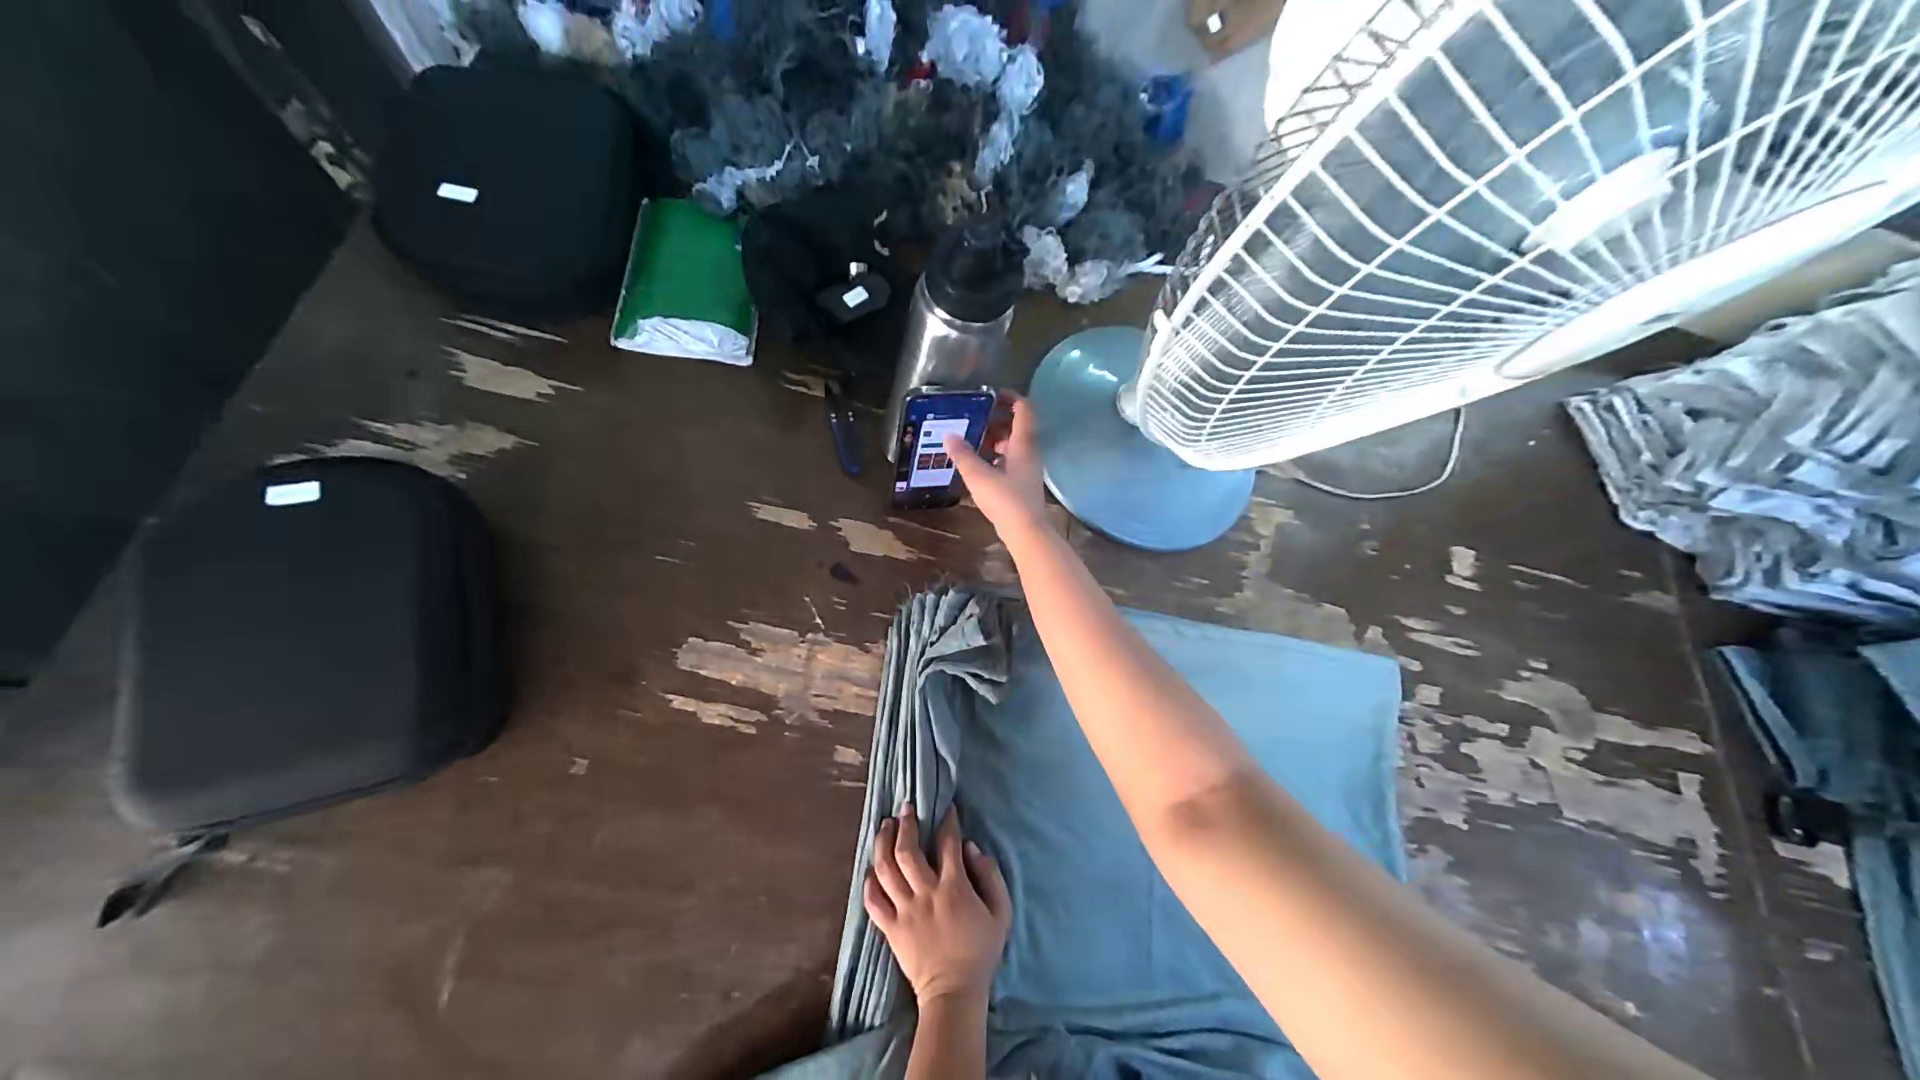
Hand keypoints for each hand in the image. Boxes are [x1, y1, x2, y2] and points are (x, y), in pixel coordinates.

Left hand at [865, 805, 1012, 1003]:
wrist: (954, 993)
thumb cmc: (981, 951)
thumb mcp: (1001, 913)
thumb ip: (990, 877)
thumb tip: (972, 848)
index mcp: (954, 887)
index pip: (948, 843)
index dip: (948, 821)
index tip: (947, 808)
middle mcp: (925, 893)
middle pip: (908, 850)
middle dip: (906, 824)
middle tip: (905, 807)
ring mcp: (904, 910)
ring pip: (886, 869)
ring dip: (883, 843)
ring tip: (885, 826)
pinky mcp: (890, 928)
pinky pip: (873, 901)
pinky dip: (869, 883)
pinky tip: (871, 869)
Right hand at [944, 396, 1047, 542]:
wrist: (1027, 533)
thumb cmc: (1006, 500)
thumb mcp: (979, 476)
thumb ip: (963, 455)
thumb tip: (949, 435)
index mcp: (1023, 443)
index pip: (1023, 409)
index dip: (1009, 397)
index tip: (988, 394)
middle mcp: (1029, 453)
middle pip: (1016, 426)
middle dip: (995, 420)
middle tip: (972, 419)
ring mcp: (1027, 470)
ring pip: (1012, 445)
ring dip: (994, 440)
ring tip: (970, 441)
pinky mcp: (1022, 485)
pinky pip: (1010, 462)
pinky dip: (995, 457)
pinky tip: (978, 466)